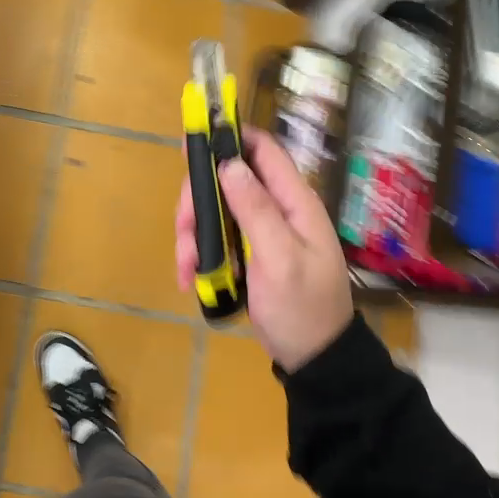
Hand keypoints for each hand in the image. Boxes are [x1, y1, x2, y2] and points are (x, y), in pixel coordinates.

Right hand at [176, 127, 354, 370]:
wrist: (315, 359)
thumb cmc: (302, 308)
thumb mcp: (280, 260)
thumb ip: (256, 210)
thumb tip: (230, 163)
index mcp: (294, 201)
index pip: (262, 149)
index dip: (229, 138)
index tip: (192, 145)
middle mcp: (278, 207)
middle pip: (228, 178)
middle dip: (199, 200)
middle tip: (183, 228)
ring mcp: (263, 229)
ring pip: (216, 208)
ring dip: (194, 231)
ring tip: (186, 265)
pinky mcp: (249, 250)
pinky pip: (217, 236)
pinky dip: (199, 252)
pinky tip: (190, 276)